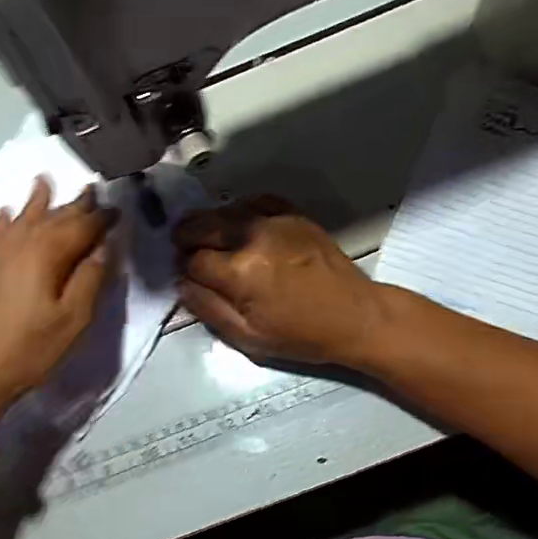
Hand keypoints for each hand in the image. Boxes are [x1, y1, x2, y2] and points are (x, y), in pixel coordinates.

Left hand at [0, 177, 116, 433]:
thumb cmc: (30, 349)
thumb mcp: (74, 319)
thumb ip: (91, 277)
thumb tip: (104, 246)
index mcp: (48, 253)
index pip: (82, 226)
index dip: (102, 217)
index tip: (119, 209)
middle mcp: (21, 243)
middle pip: (53, 216)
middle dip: (75, 204)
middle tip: (93, 190)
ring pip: (24, 217)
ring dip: (39, 200)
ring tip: (47, 180)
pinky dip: (7, 218)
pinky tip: (8, 211)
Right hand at [174, 196, 395, 366]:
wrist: (355, 316)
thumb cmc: (302, 335)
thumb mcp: (249, 337)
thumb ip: (209, 309)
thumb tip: (183, 284)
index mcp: (240, 271)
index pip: (193, 260)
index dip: (183, 267)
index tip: (183, 273)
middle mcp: (253, 236)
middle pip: (203, 226)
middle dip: (187, 237)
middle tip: (182, 247)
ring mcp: (275, 220)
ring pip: (226, 210)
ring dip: (209, 221)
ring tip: (204, 235)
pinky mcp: (293, 214)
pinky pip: (255, 201)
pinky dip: (239, 209)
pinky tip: (236, 222)